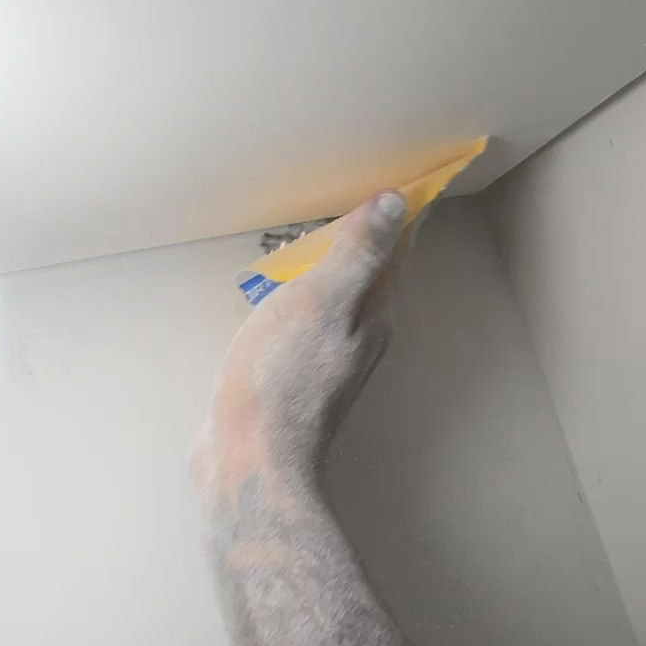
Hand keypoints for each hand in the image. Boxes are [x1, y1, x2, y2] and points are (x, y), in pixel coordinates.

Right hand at [195, 191, 410, 501]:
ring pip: (323, 306)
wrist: (250, 458)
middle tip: (330, 211)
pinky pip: (291, 329)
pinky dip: (285, 306)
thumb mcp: (321, 301)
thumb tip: (394, 203)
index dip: (385, 221)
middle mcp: (354, 342)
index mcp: (372, 319)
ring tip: (295, 247)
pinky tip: (266, 300)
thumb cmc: (283, 377)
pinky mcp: (284, 381)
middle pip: (357, 281)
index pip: (390, 257)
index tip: (377, 187)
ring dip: (313, 276)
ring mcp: (319, 364)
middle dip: (347, 247)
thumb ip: (356, 254)